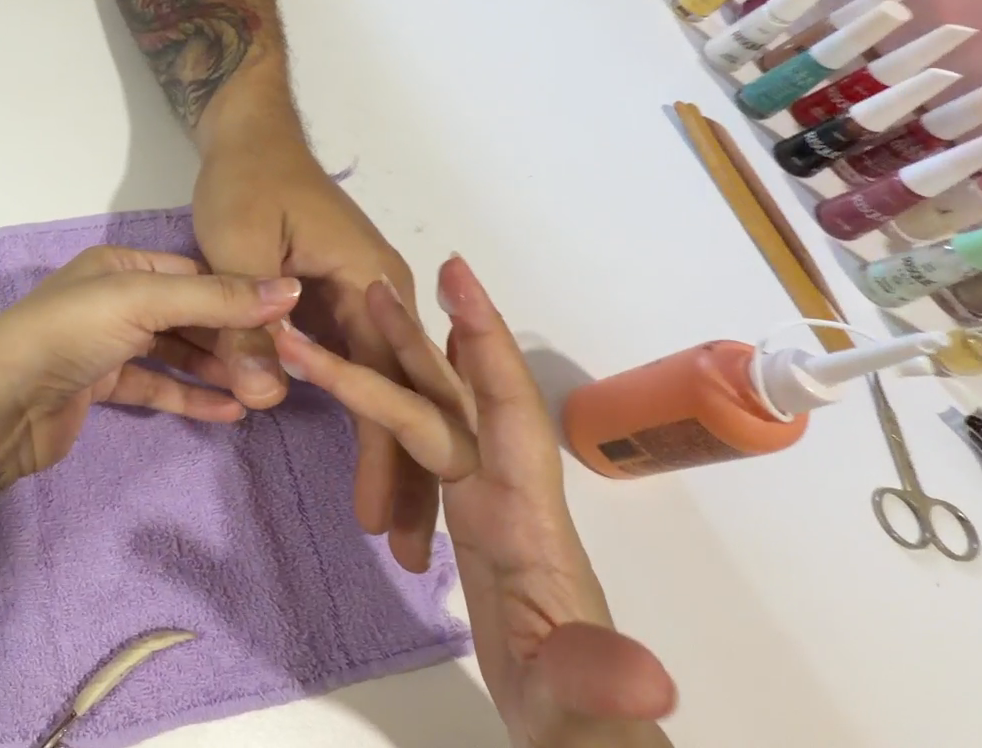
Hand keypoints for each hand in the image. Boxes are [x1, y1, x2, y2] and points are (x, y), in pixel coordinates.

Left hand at [0, 245, 302, 474]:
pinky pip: (157, 386)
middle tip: (280, 370)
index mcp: (120, 266)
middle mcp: (115, 299)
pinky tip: (229, 412)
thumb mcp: (141, 302)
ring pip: (176, 353)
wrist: (2, 405)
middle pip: (189, 315)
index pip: (196, 275)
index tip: (288, 323)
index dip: (241, 297)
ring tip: (263, 394)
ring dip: (217, 371)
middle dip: (232, 340)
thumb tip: (291, 289)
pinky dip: (190, 396)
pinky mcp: (103, 385)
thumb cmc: (69, 334)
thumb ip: (215, 298)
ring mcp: (108, 344)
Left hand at [192, 127, 433, 566]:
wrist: (248, 135)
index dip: (386, 455)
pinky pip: (347, 366)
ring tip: (384, 517)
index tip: (383, 522)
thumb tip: (269, 399)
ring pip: (376, 387)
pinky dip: (347, 408)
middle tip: (407, 549)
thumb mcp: (234, 243)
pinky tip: (351, 449)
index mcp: (370, 282)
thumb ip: (245, 321)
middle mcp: (380, 297)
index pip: (386, 385)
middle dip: (405, 469)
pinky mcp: (331, 302)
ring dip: (381, 449)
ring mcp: (359, 300)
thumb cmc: (245, 181)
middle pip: (398, 395)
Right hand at [275, 257, 675, 747]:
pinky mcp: (468, 516)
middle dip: (411, 340)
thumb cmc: (572, 717)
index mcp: (527, 515)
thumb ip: (598, 685)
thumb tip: (643, 677)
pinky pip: (425, 449)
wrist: (574, 731)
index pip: (503, 412)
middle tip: (368, 288)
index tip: (454, 279)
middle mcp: (507, 490)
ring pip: (431, 416)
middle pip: (453, 397)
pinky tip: (378, 392)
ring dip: (389, 369)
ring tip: (338, 330)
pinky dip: (398, 411)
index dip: (482, 340)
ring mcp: (487, 501)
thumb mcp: (578, 711)